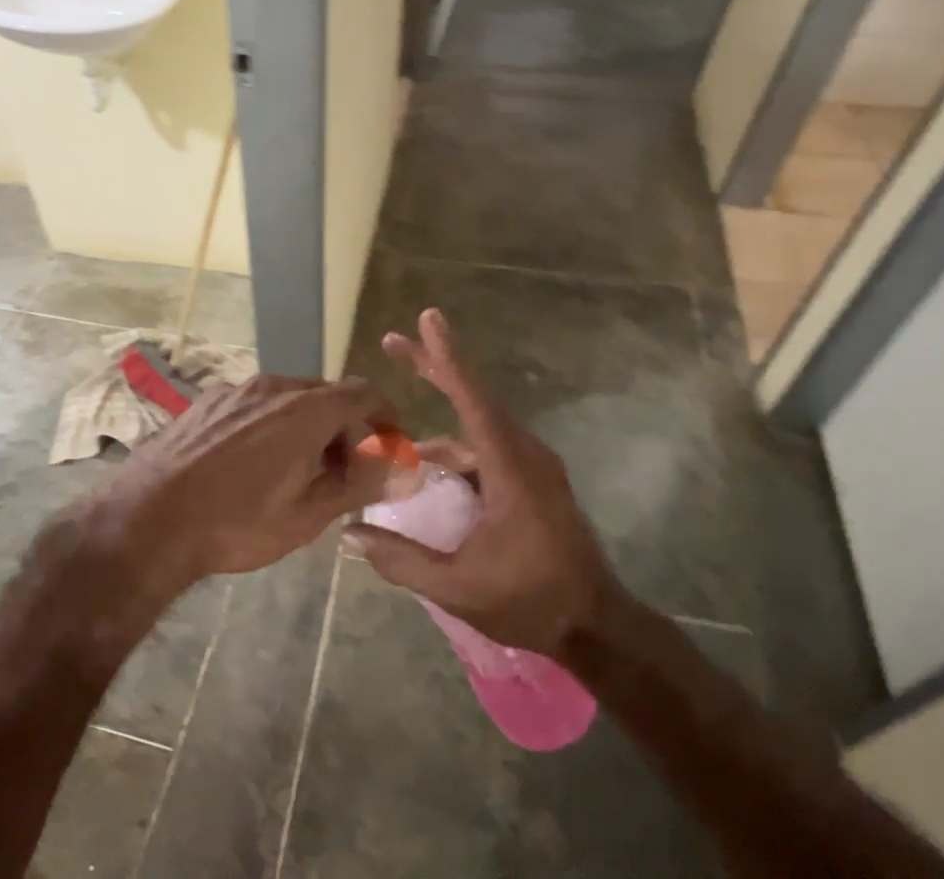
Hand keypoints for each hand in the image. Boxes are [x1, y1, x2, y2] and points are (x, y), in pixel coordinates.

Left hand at [86, 374, 397, 598]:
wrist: (148, 520)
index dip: (386, 418)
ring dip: (307, 429)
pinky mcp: (204, 403)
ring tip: (300, 474)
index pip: (365, 393)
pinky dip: (272, 427)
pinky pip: (253, 407)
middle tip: (345, 474)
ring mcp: (233, 391)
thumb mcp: (309, 514)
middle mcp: (272, 386)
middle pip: (327, 396)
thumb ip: (361, 484)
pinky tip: (255, 466)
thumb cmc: (236, 522)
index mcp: (306, 408)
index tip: (389, 449)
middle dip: (346, 430)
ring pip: (287, 400)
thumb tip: (403, 470)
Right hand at [345, 308, 621, 656]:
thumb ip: (400, 559)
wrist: (594, 625)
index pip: (474, 400)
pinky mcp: (535, 483)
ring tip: (393, 445)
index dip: (447, 359)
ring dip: (439, 429)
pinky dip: (456, 455)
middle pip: (475, 400)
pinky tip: (428, 475)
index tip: (427, 319)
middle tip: (393, 342)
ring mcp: (535, 468)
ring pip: (479, 429)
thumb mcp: (455, 587)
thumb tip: (349, 534)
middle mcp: (527, 456)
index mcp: (512, 470)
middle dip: (434, 369)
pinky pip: (488, 452)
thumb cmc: (528, 602)